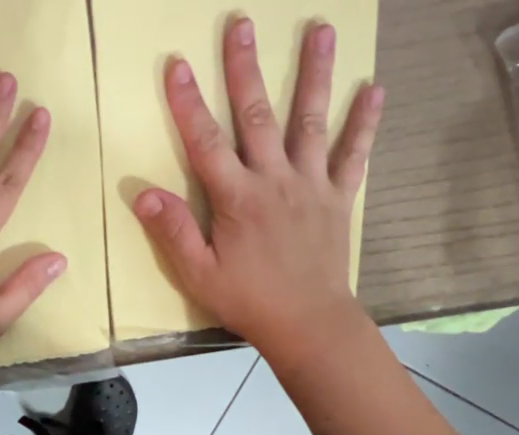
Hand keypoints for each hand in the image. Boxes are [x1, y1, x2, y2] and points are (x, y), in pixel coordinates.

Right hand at [135, 19, 384, 353]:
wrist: (307, 321)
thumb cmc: (246, 301)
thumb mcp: (198, 273)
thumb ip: (174, 231)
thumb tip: (145, 194)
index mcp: (236, 198)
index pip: (206, 142)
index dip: (188, 103)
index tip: (176, 65)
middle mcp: (274, 180)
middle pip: (257, 114)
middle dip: (245, 68)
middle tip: (242, 24)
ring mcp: (310, 184)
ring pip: (310, 120)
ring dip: (314, 72)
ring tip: (321, 28)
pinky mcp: (337, 197)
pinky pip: (352, 153)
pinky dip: (363, 122)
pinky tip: (373, 88)